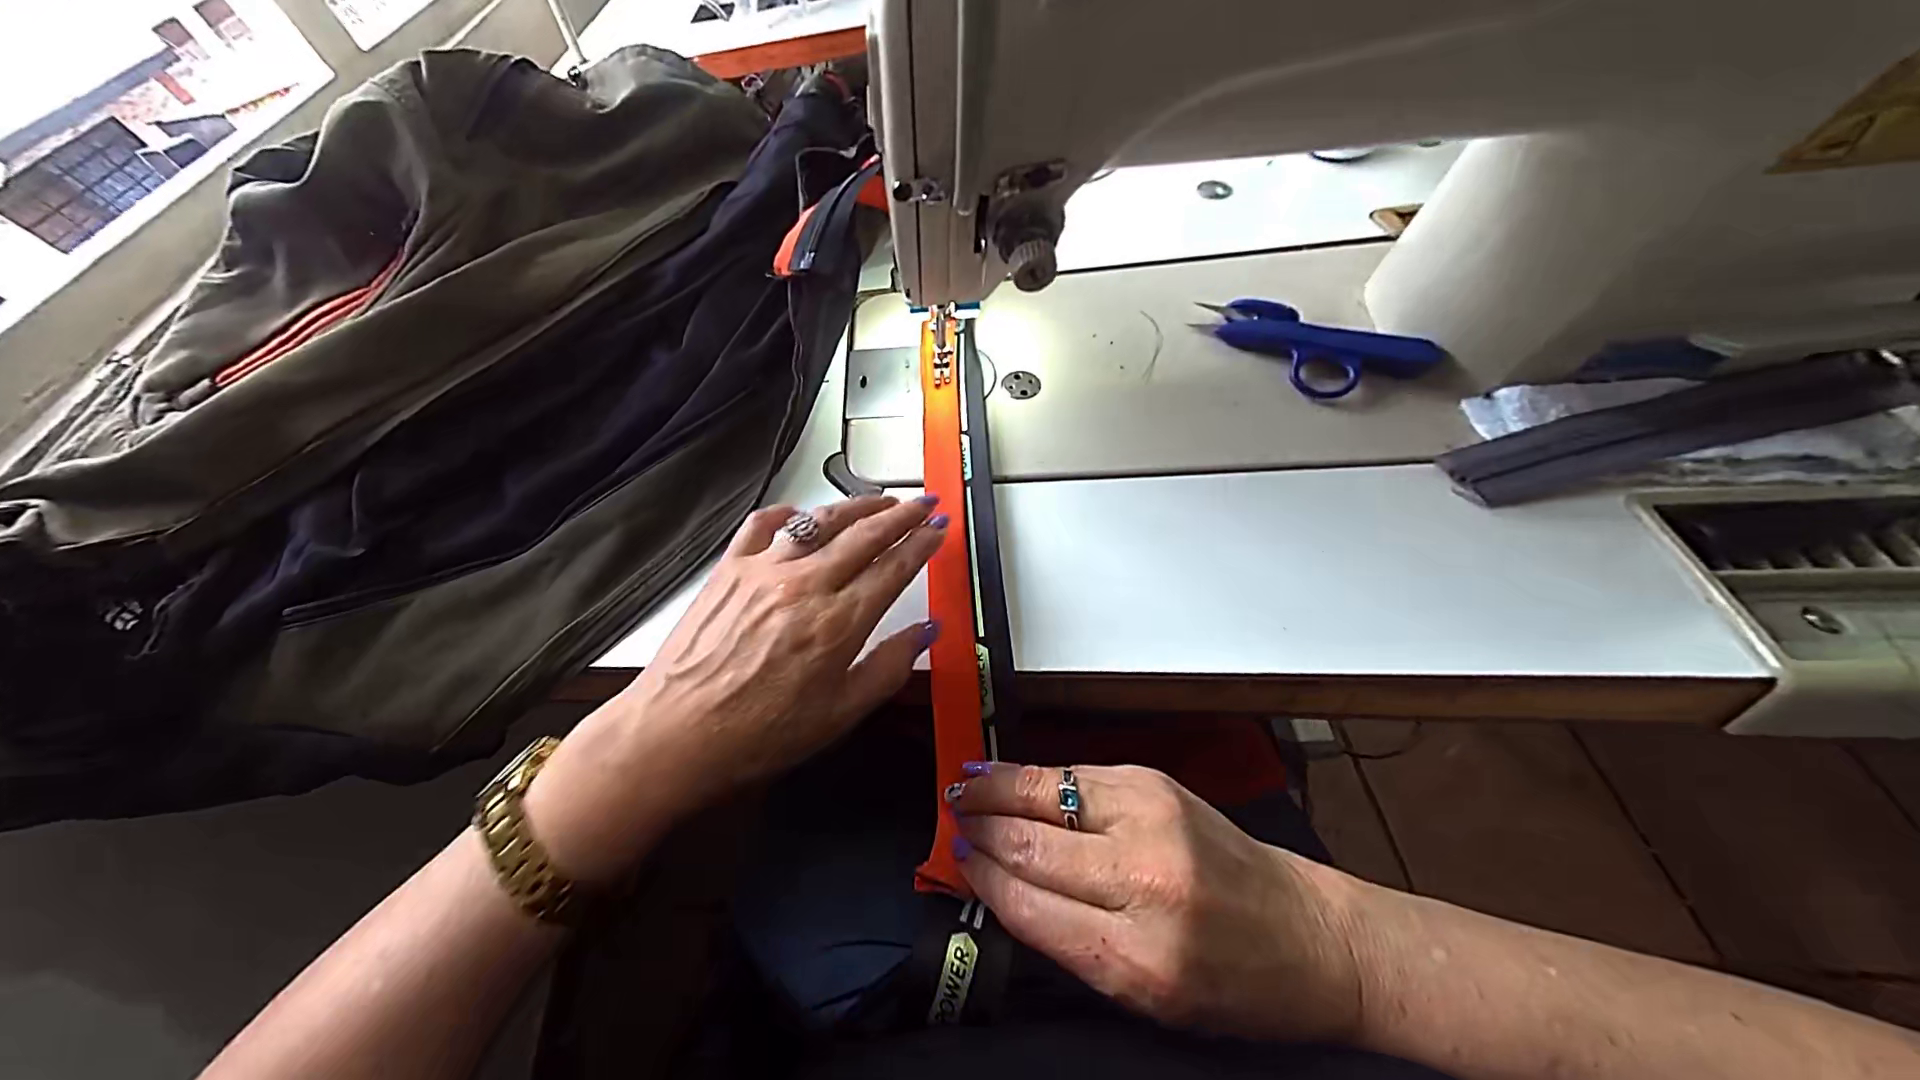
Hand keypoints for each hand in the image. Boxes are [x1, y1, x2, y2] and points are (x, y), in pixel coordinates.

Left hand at [527, 495, 945, 882]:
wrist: (676, 735)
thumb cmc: (758, 733)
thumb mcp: (841, 713)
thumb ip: (890, 666)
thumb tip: (926, 633)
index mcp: (839, 623)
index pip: (894, 567)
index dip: (923, 543)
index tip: (939, 529)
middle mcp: (805, 585)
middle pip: (866, 534)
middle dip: (902, 514)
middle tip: (923, 503)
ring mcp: (765, 571)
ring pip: (821, 520)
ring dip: (857, 505)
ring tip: (878, 501)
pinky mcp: (730, 569)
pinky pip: (763, 524)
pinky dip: (789, 512)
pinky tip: (801, 513)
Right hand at [949, 763, 1366, 1041]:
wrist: (1309, 934)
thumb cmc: (1234, 979)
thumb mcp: (1145, 995)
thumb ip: (1068, 941)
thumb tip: (1002, 887)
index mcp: (1139, 956)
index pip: (1029, 906)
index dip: (984, 878)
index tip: (957, 860)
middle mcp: (1144, 879)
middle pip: (1031, 842)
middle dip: (981, 826)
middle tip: (951, 817)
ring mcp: (1153, 818)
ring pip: (1048, 793)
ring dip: (998, 788)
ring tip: (966, 786)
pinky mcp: (1158, 783)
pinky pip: (1078, 775)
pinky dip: (1038, 776)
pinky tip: (1014, 777)